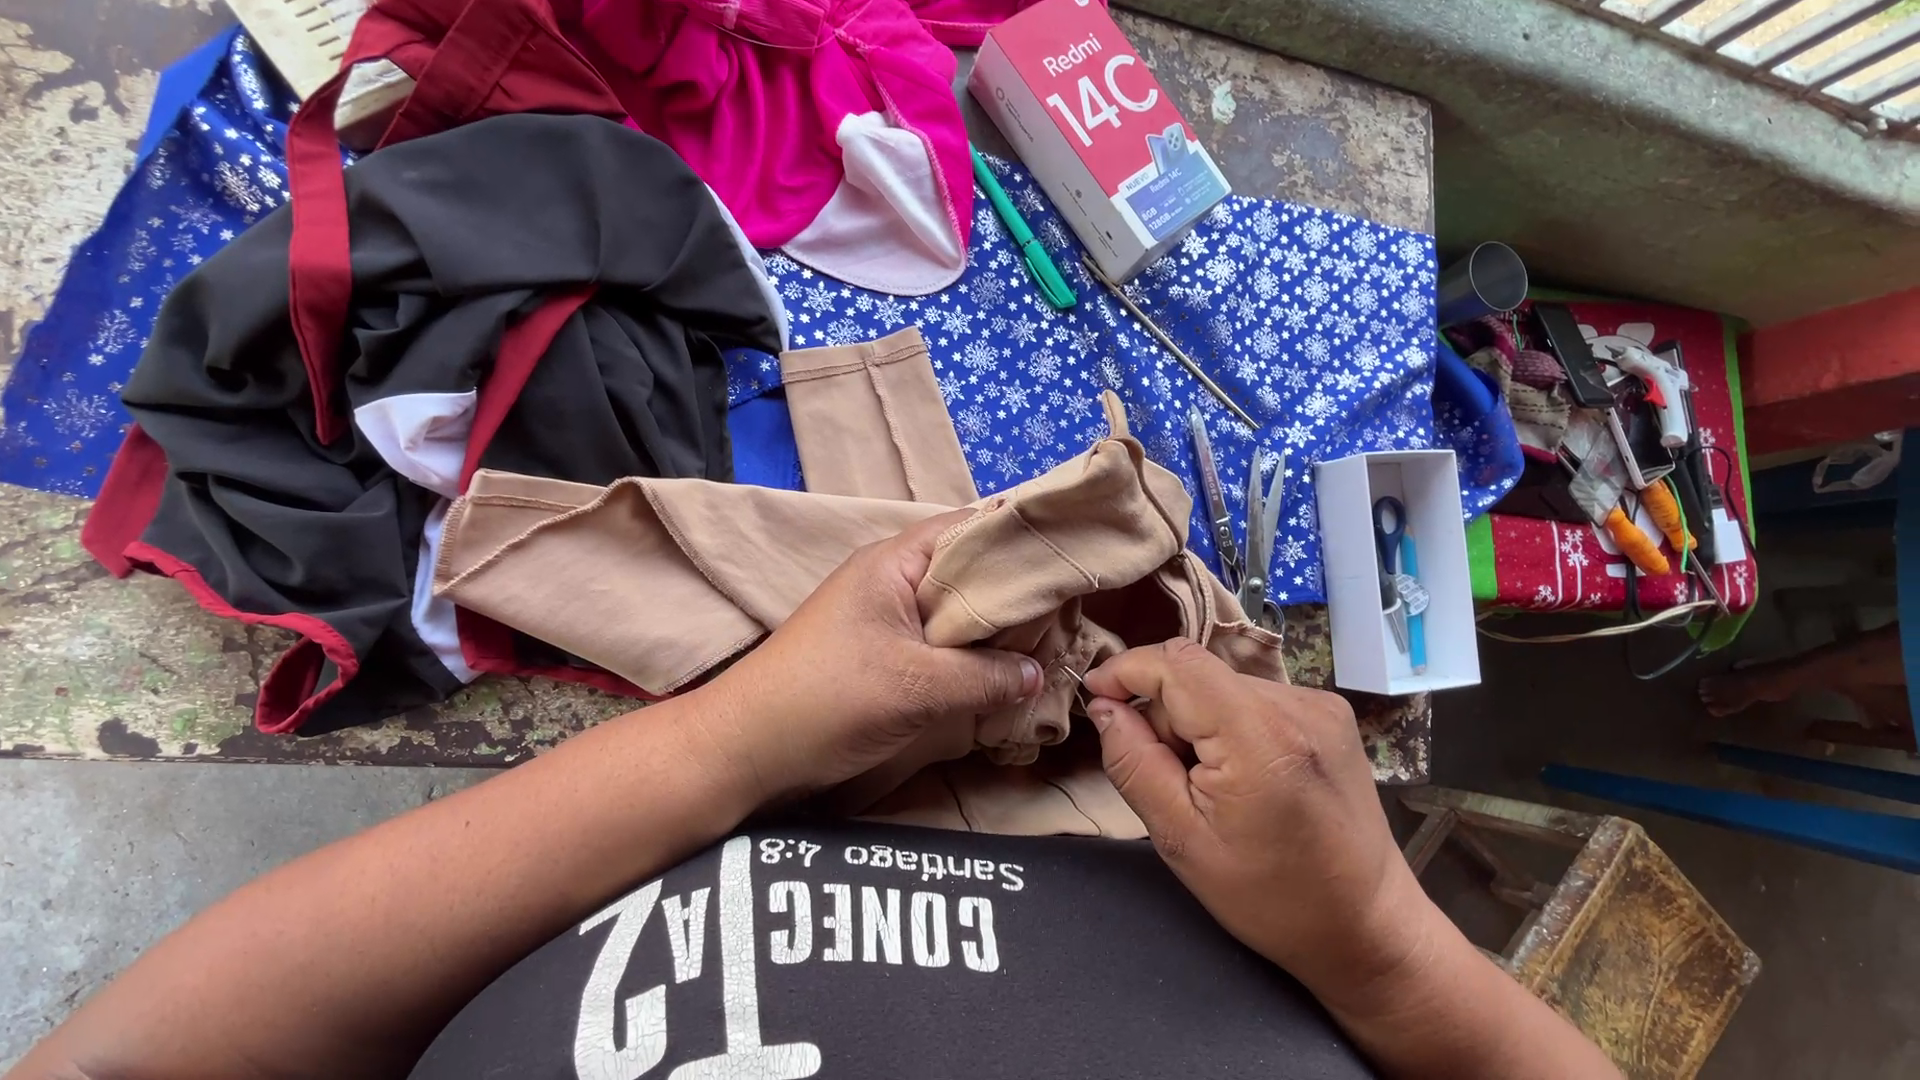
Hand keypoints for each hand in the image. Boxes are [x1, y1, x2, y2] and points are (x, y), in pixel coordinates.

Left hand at [694, 508, 1042, 804]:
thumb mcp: (915, 688)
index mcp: (894, 562)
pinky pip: (940, 641)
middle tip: (1071, 607)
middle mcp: (892, 578)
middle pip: (968, 569)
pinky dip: (972, 653)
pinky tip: (1005, 671)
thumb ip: (985, 677)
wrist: (747, 749)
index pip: (971, 527)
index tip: (1070, 554)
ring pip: (956, 609)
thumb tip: (1039, 673)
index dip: (1021, 537)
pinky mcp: (884, 651)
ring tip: (1050, 639)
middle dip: (1016, 589)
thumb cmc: (827, 701)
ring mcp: (886, 615)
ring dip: (995, 627)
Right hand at [1082, 639, 1433, 1004]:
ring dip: (1195, 721)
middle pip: (1197, 675)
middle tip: (1167, 778)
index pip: (1177, 664)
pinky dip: (1227, 723)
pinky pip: (1251, 696)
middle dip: (1163, 713)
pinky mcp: (1330, 712)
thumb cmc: (1270, 898)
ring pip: (1220, 685)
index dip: (1127, 670)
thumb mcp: (1181, 839)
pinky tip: (1242, 775)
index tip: (1094, 694)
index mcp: (1260, 737)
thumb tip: (1103, 706)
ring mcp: (1320, 704)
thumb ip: (1134, 763)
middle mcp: (1297, 704)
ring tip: (1210, 785)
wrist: (1367, 927)